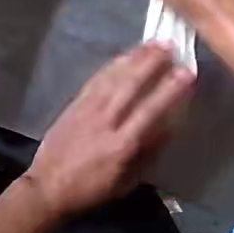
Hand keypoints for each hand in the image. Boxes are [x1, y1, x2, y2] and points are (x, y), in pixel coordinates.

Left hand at [22, 43, 193, 216]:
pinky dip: (111, 66)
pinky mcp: (74, 104)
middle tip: (170, 45)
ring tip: (151, 43)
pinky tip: (123, 56)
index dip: (169, 90)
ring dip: (134, 58)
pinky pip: (95, 80)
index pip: (150, 111)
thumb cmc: (90, 189)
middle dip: (152, 63)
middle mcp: (105, 122)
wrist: (47, 186)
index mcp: (121, 145)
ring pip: (113, 78)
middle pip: (131, 86)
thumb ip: (147, 155)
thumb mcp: (125, 182)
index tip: (186, 72)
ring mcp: (87, 110)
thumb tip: (167, 129)